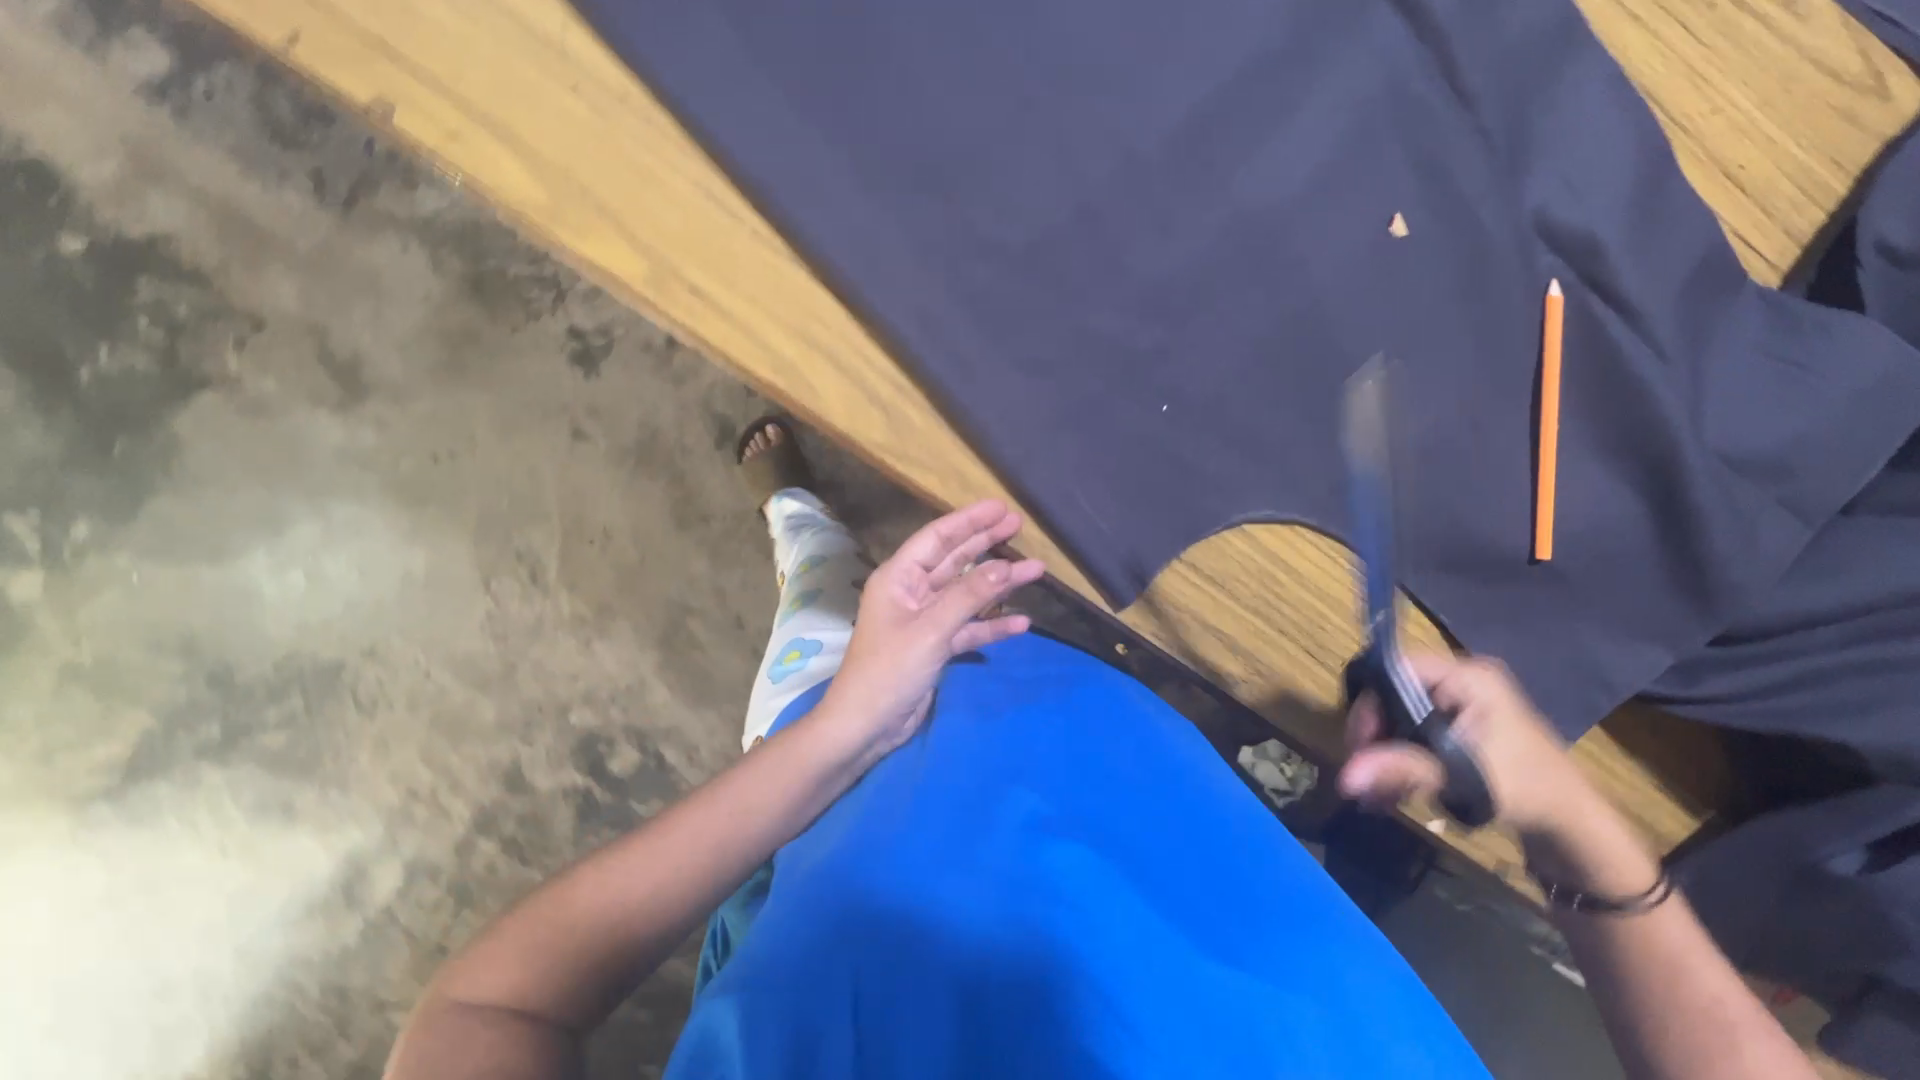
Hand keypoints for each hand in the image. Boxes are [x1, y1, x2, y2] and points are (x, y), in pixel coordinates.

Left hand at [811, 500, 1044, 760]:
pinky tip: (1021, 623)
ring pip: (966, 594)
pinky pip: (968, 628)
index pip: (937, 539)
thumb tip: (1006, 566)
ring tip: (1035, 571)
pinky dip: (992, 624)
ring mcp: (924, 621)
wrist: (866, 726)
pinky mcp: (935, 647)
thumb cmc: (888, 671)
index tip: (1001, 508)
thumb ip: (969, 596)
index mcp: (898, 578)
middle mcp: (911, 593)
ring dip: (998, 586)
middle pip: (954, 560)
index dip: (969, 521)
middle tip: (1020, 527)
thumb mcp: (931, 630)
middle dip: (986, 544)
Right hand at [1336, 653, 1597, 838]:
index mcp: (1467, 677)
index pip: (1396, 669)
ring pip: (1400, 719)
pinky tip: (1393, 791)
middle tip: (1365, 773)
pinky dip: (1401, 761)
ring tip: (1377, 792)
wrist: (1571, 824)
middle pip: (1394, 695)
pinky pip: (1414, 734)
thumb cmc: (1524, 788)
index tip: (1360, 743)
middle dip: (1375, 736)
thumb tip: (1344, 778)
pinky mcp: (1458, 729)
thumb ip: (1402, 769)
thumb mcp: (1460, 775)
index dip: (1371, 702)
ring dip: (1384, 755)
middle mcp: (1461, 681)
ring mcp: (1460, 705)